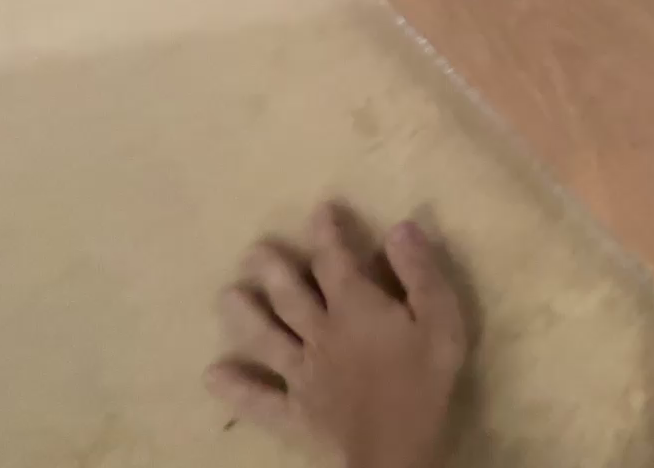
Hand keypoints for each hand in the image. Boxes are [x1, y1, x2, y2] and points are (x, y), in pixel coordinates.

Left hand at [204, 203, 467, 467]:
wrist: (395, 445)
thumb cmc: (426, 371)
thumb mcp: (440, 313)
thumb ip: (419, 270)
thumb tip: (398, 227)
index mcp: (356, 307)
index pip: (336, 262)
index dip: (327, 234)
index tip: (319, 209)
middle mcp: (320, 334)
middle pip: (292, 297)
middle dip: (276, 270)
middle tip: (254, 249)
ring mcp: (301, 375)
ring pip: (266, 339)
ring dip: (244, 317)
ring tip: (226, 296)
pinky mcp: (292, 412)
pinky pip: (256, 398)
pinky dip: (234, 387)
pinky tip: (213, 374)